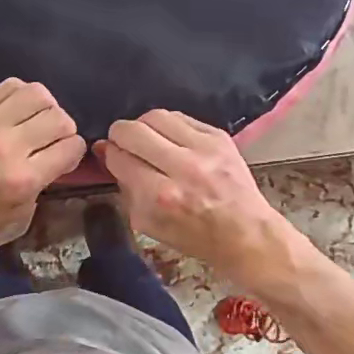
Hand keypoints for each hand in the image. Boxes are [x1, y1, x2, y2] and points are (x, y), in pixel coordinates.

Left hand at [0, 78, 85, 253]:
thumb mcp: (16, 214)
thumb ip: (42, 184)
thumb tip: (57, 157)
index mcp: (23, 179)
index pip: (71, 147)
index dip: (75, 150)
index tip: (65, 154)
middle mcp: (10, 147)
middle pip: (60, 118)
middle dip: (64, 128)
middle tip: (51, 138)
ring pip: (38, 94)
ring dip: (46, 106)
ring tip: (36, 119)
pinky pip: (10, 85)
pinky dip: (22, 94)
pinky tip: (17, 108)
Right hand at [95, 110, 299, 279]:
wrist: (246, 233)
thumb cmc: (194, 236)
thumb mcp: (148, 225)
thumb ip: (125, 188)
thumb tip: (107, 154)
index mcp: (161, 197)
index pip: (120, 158)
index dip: (108, 154)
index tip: (108, 154)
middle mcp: (182, 168)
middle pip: (133, 131)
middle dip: (119, 135)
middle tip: (122, 142)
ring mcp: (204, 149)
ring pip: (156, 116)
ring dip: (143, 125)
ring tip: (145, 138)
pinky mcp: (220, 137)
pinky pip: (181, 117)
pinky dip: (168, 125)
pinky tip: (169, 138)